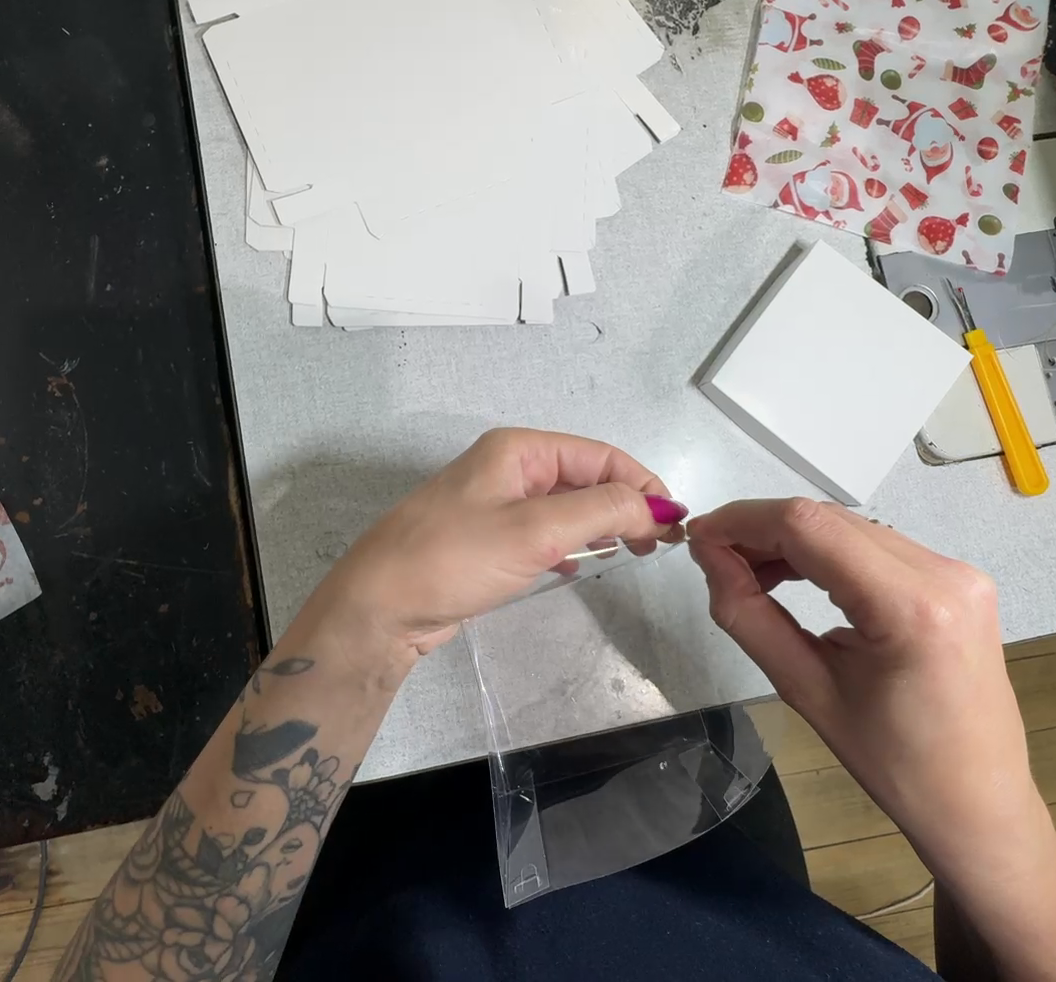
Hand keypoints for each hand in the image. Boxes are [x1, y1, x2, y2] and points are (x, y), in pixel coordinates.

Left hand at [305, 428, 686, 659]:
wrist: (380, 606)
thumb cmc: (455, 557)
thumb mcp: (535, 529)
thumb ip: (602, 511)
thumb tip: (658, 505)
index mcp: (518, 450)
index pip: (600, 455)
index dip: (643, 483)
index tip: (676, 523)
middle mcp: (508, 468)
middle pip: (584, 478)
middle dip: (625, 506)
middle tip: (657, 546)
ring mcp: (495, 504)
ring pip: (565, 506)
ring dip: (600, 526)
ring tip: (630, 554)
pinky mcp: (486, 539)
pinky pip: (542, 532)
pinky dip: (567, 545)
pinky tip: (577, 566)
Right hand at [686, 499, 1037, 875]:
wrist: (979, 804)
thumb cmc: (892, 764)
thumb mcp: (803, 689)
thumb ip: (746, 612)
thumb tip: (707, 554)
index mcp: (911, 607)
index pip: (808, 527)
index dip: (742, 521)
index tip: (697, 538)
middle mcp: (943, 573)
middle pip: (825, 518)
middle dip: (759, 529)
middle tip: (713, 560)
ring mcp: (956, 570)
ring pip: (845, 525)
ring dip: (787, 539)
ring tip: (747, 573)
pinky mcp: (954, 577)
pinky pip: (869, 543)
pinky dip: (821, 551)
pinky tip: (792, 576)